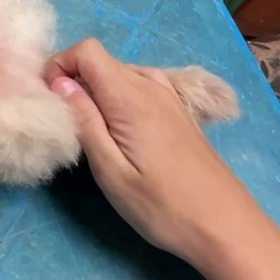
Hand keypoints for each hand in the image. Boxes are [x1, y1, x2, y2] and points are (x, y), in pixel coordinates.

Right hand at [47, 39, 269, 271]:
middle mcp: (152, 87)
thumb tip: (60, 82)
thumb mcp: (111, 172)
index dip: (61, 65)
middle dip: (75, 80)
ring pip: (121, 72)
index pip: (87, 50)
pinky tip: (123, 129)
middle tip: (68, 123)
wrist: (228, 228)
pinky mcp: (180, 112)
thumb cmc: (163, 207)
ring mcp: (170, 98)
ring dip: (98, 90)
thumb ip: (84, 121)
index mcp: (131, 97)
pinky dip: (120, 96)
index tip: (52, 100)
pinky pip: (141, 86)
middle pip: (102, 60)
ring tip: (93, 130)